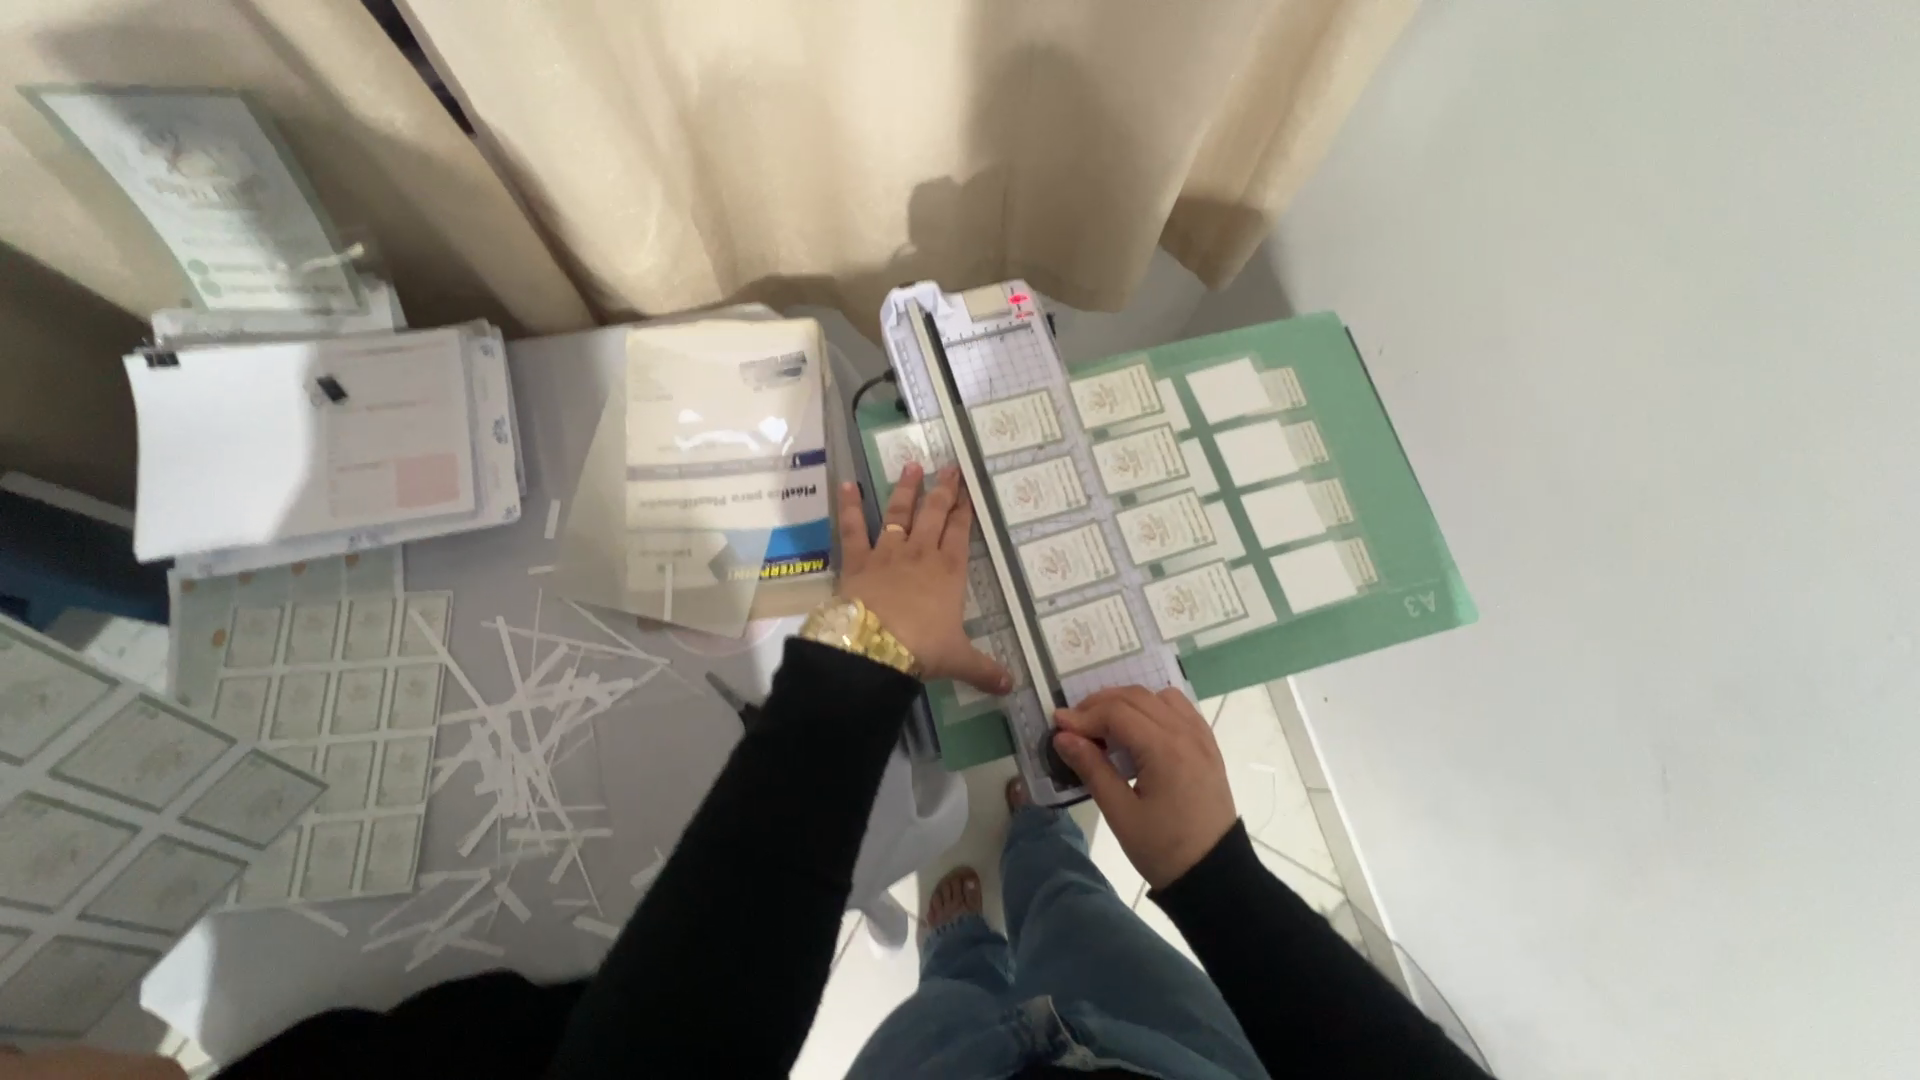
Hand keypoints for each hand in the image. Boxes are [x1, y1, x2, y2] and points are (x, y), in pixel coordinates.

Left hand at [837, 464, 1010, 692]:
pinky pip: (852, 529)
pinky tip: (848, 483)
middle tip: (949, 466)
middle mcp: (920, 554)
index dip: (965, 509)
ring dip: (905, 489)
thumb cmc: (922, 649)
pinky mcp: (857, 561)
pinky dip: (850, 506)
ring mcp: (887, 553)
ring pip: (898, 513)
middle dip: (943, 489)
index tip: (968, 487)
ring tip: (911, 465)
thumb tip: (1010, 687)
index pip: (960, 532)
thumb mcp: (959, 660)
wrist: (874, 649)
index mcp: (949, 572)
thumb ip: (984, 670)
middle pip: (934, 515)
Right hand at [1053, 686, 1238, 888]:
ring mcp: (1201, 737)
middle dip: (1100, 704)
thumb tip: (1063, 737)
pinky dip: (1154, 708)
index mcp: (1165, 750)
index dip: (1083, 716)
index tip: (1058, 726)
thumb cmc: (1164, 849)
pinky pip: (1180, 709)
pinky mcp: (1208, 746)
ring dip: (1128, 702)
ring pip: (1159, 696)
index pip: (1116, 713)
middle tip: (1074, 725)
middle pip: (1136, 697)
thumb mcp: (1120, 814)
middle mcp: (1186, 733)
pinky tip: (1139, 729)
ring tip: (1106, 725)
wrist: (1215, 874)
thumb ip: (1092, 768)